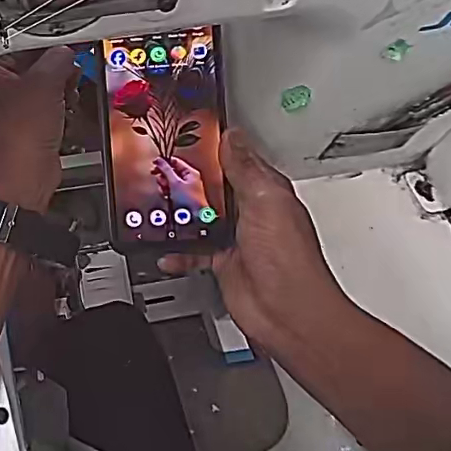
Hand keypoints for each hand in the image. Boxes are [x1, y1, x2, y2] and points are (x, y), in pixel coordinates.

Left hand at [0, 46, 75, 210]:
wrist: (27, 174)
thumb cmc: (20, 135)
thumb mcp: (45, 83)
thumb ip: (58, 59)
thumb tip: (66, 52)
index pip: (20, 44)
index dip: (46, 44)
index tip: (64, 46)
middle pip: (34, 66)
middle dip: (57, 70)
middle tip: (67, 73)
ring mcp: (14, 109)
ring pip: (44, 86)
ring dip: (61, 88)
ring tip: (67, 94)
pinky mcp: (30, 124)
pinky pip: (49, 105)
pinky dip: (60, 105)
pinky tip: (66, 110)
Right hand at [152, 155, 207, 213]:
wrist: (195, 217)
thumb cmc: (190, 200)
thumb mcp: (175, 182)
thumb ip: (166, 170)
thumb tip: (159, 160)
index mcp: (190, 172)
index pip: (175, 162)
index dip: (164, 162)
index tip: (154, 163)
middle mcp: (187, 179)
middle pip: (170, 172)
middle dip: (163, 177)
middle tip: (160, 181)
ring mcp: (183, 188)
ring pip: (168, 182)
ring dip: (164, 186)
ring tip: (166, 191)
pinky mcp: (179, 196)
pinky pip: (169, 191)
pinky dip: (166, 193)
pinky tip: (167, 197)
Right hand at [160, 130, 355, 357]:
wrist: (287, 313)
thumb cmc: (289, 261)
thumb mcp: (265, 202)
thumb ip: (245, 170)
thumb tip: (233, 137)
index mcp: (266, 191)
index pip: (238, 160)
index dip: (217, 148)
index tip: (190, 137)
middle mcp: (251, 213)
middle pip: (215, 189)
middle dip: (192, 182)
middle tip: (165, 171)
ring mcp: (236, 238)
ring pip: (201, 220)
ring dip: (183, 217)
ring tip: (160, 207)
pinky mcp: (223, 263)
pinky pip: (194, 253)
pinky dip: (178, 253)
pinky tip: (166, 251)